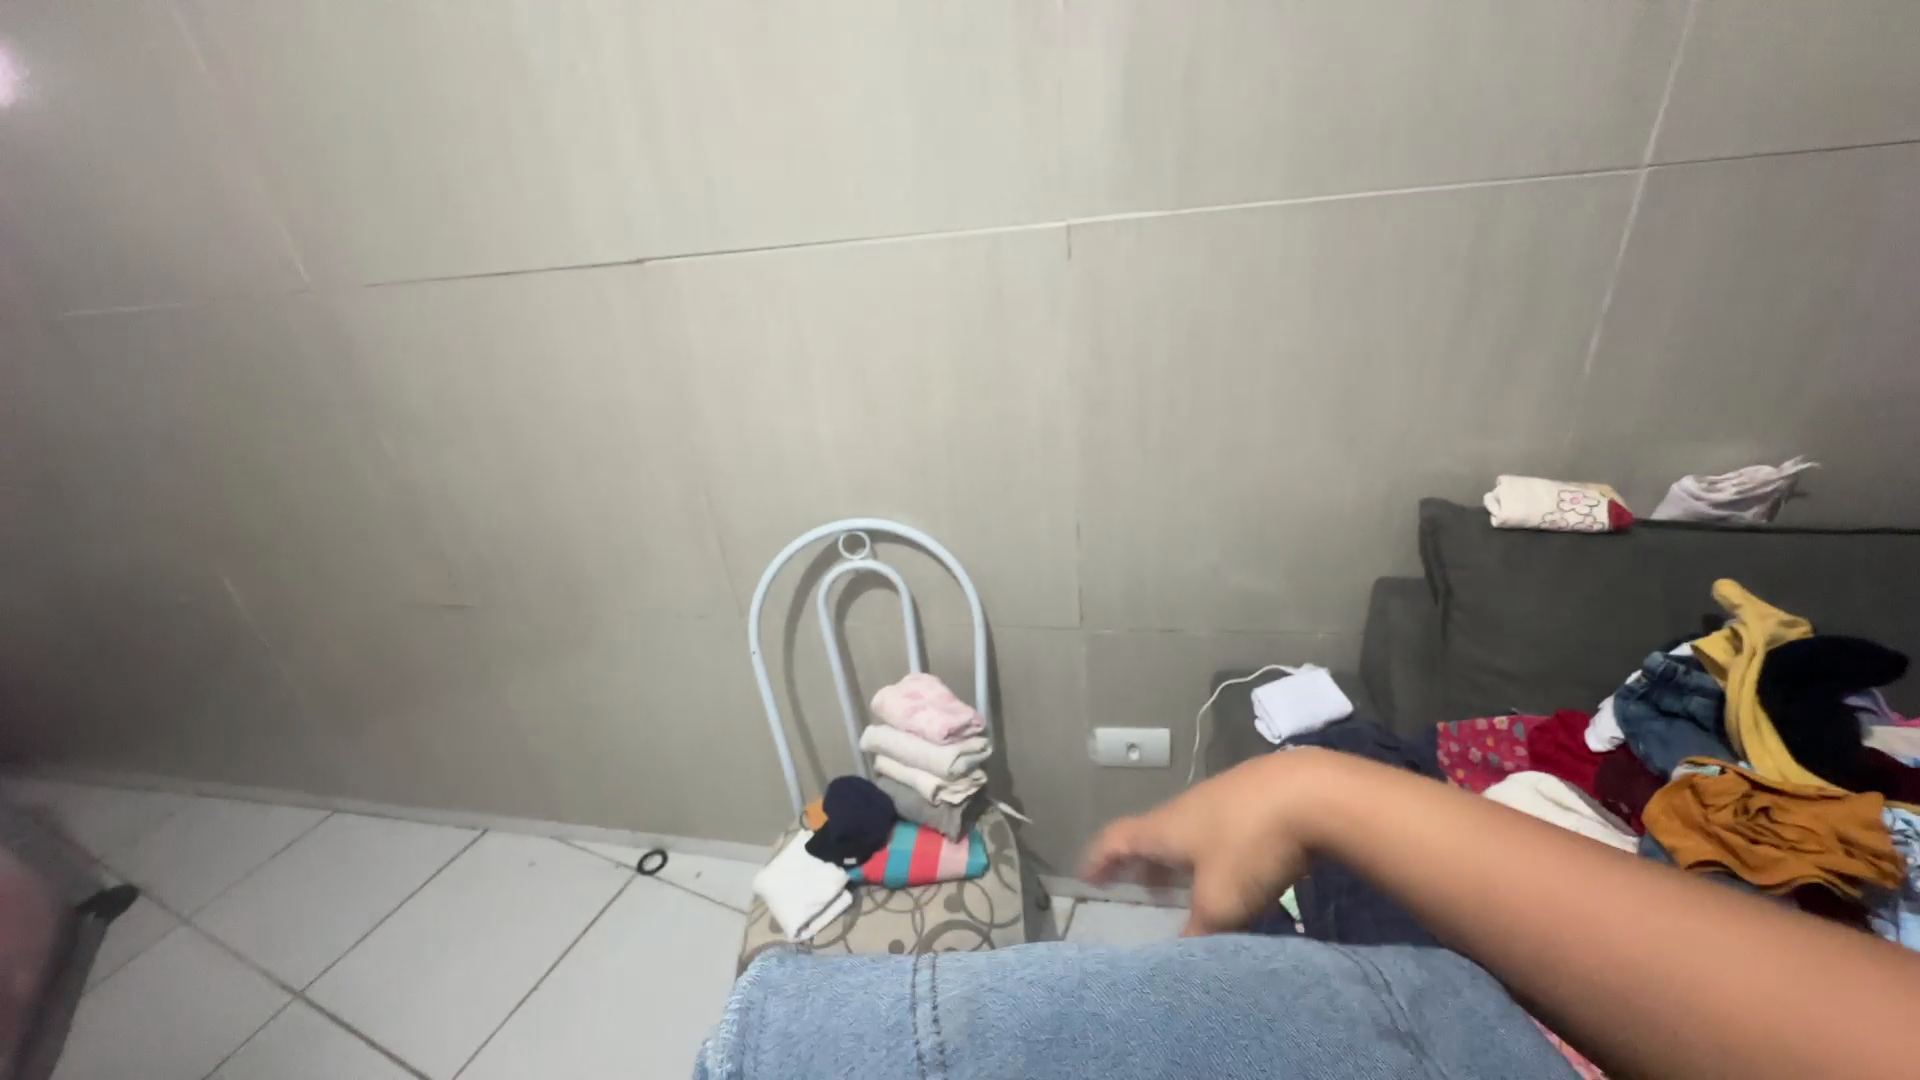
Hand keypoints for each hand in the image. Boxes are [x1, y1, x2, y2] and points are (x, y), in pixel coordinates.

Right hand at [1080, 748, 1327, 935]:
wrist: (1311, 792)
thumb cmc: (1250, 844)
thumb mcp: (1221, 901)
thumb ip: (1198, 930)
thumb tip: (1181, 956)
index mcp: (1163, 829)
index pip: (1116, 840)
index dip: (1098, 859)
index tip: (1086, 876)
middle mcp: (1182, 809)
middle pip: (1149, 835)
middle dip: (1141, 864)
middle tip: (1138, 890)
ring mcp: (1217, 799)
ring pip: (1184, 831)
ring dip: (1176, 859)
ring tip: (1184, 886)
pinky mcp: (1251, 798)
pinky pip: (1214, 828)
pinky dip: (1207, 851)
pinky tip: (1230, 869)